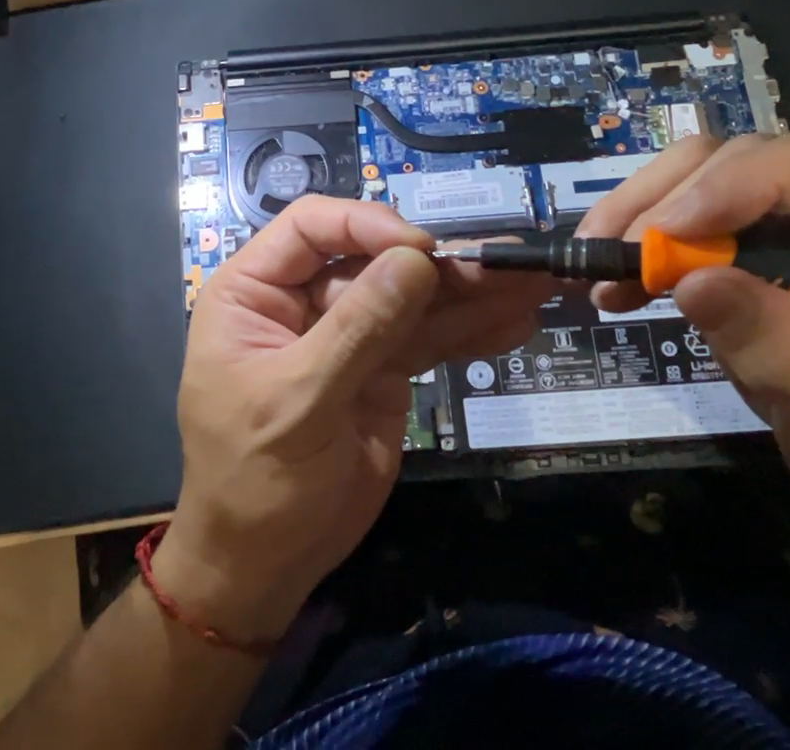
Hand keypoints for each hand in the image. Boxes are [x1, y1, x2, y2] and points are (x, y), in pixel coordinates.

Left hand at [156, 196, 556, 640]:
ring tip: (534, 284)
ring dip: (469, 294)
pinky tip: (514, 322)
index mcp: (254, 293)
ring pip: (410, 300)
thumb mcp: (299, 401)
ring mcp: (347, 339)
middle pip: (373, 260)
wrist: (265, 563)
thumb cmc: (256, 479)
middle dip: (438, 264)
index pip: (311, 228)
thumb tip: (415, 258)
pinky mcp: (381, 375)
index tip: (423, 249)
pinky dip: (469, 333)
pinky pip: (426, 342)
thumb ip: (359, 329)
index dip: (367, 225)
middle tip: (508, 265)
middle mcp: (301, 304)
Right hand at [576, 110, 789, 525]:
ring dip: (650, 209)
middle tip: (614, 254)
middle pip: (774, 151)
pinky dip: (652, 239)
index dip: (760, 175)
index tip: (676, 232)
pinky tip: (618, 283)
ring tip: (597, 264)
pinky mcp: (783, 234)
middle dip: (683, 197)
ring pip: (724, 168)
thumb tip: (695, 283)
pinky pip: (705, 210)